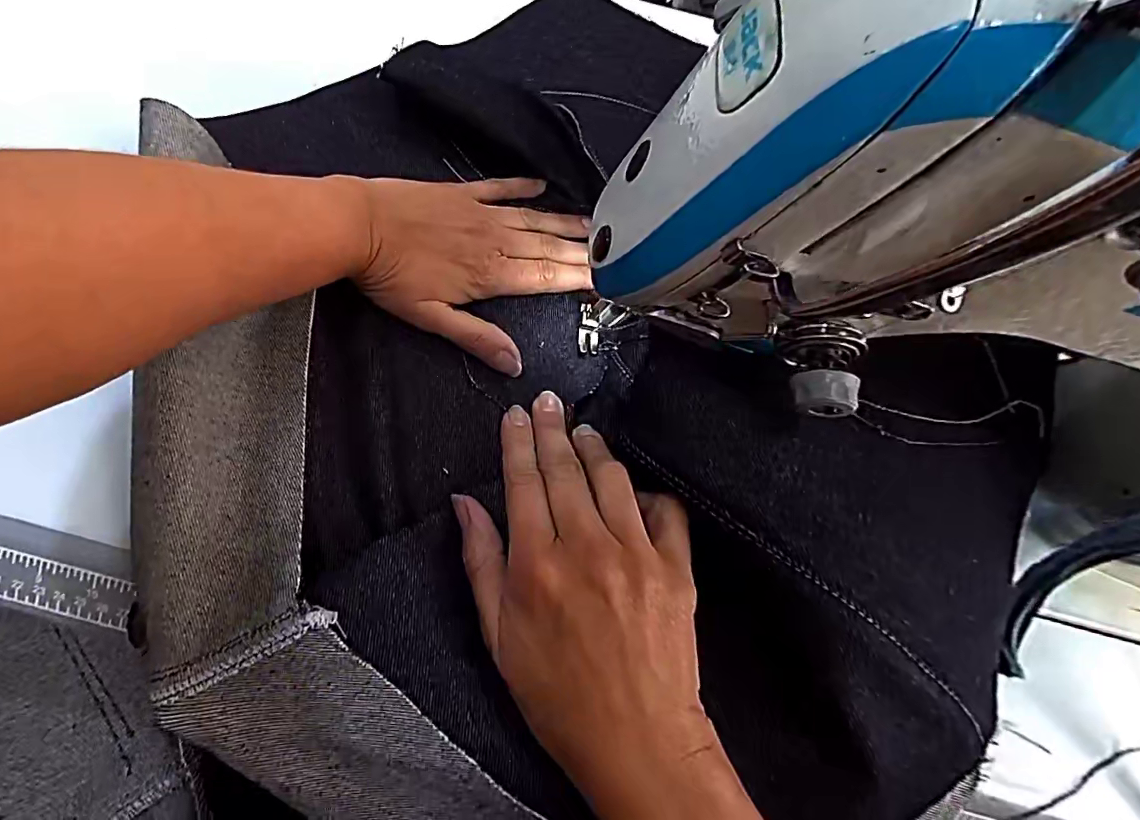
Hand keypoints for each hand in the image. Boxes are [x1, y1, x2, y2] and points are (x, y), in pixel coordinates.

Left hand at [345, 176, 591, 376]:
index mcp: (490, 274)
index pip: (546, 276)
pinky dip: (522, 187)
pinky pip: (500, 188)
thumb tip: (514, 362)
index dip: (578, 278)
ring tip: (592, 225)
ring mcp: (480, 212)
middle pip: (548, 246)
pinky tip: (540, 185)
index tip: (605, 279)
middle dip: (583, 251)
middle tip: (613, 250)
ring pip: (533, 219)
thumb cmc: (390, 276)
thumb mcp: (430, 318)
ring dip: (565, 222)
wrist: (358, 225)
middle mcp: (495, 240)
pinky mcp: (462, 193)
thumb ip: (476, 338)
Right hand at [453, 393, 761, 819]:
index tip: (516, 415)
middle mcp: (585, 549)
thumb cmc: (559, 696)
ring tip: (583, 430)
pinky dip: (646, 491)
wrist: (636, 739)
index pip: (523, 482)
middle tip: (547, 401)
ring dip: (593, 447)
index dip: (517, 441)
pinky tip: (633, 487)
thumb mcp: (499, 637)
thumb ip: (480, 562)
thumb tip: (465, 505)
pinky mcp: (674, 567)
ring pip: (611, 477)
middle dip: (551, 428)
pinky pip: (664, 508)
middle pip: (564, 469)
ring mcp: (634, 553)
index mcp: (536, 566)